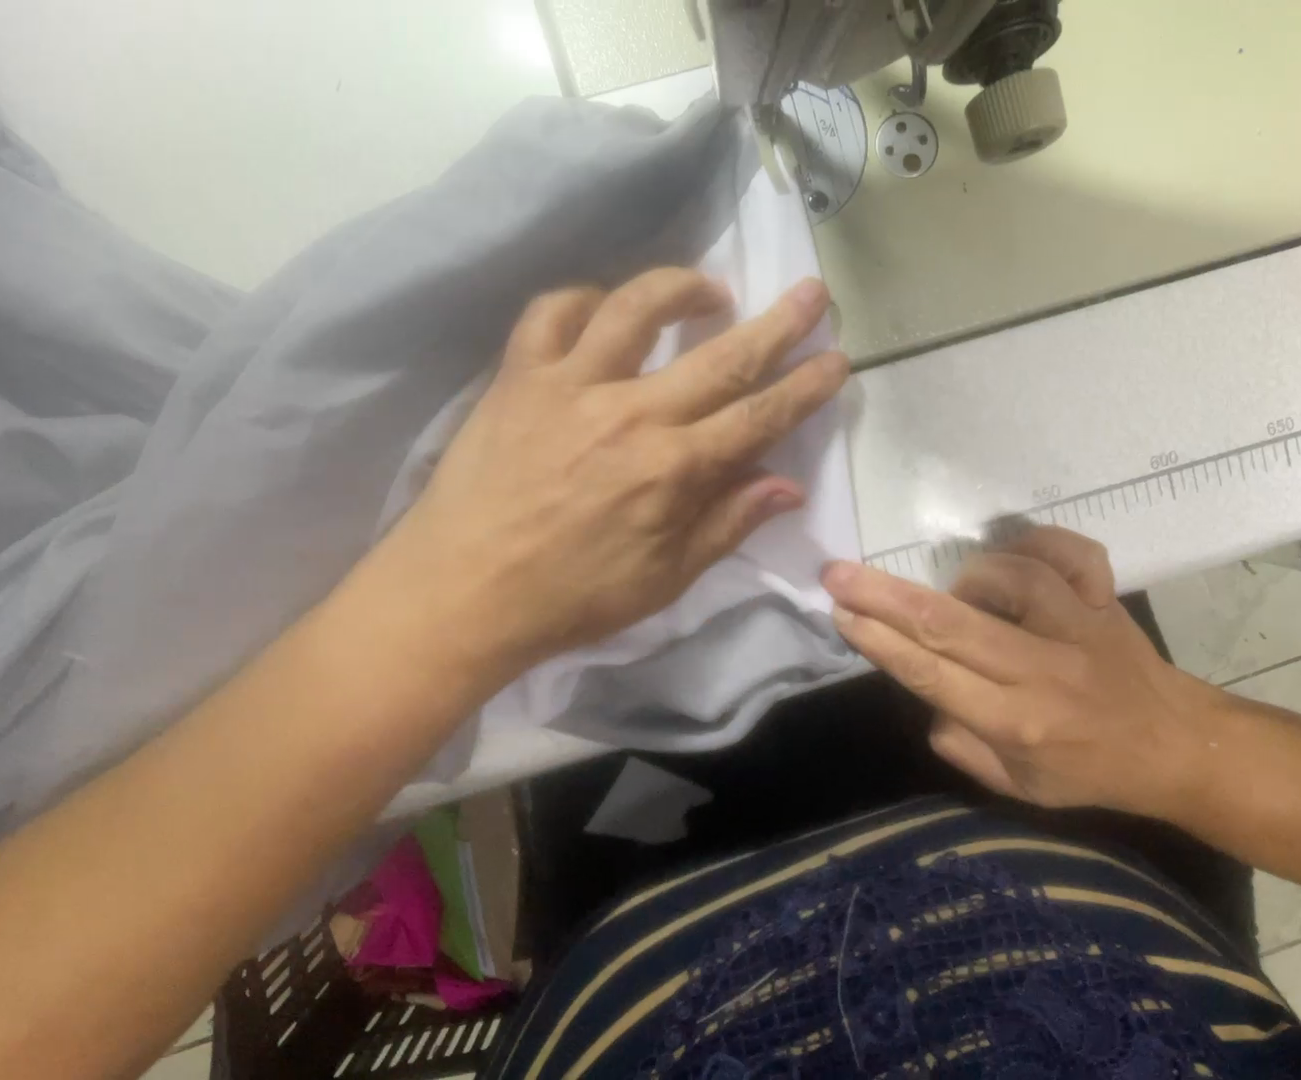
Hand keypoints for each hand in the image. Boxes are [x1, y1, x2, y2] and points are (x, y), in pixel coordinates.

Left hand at [372, 268, 848, 681]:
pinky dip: (583, 299)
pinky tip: (605, 308)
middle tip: (813, 293)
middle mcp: (631, 414)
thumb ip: (728, 524)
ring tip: (712, 290)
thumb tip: (789, 486)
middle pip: (721, 356)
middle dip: (778, 324)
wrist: (462, 594)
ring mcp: (570, 386)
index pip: (758, 417)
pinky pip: (551, 313)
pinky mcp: (518, 377)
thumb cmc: (572, 598)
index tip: (837, 360)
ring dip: (683, 289)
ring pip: (636, 310)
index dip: (805, 388)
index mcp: (672, 470)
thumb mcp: (665, 580)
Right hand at [822, 527, 1231, 817]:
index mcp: (1017, 724)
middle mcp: (1043, 671)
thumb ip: (962, 747)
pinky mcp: (1103, 601)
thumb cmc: (1089, 772)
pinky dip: (1034, 545)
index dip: (881, 641)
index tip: (841, 613)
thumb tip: (922, 697)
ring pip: (1008, 577)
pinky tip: (1016, 559)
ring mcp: (1078, 628)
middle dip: (884, 596)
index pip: (932, 674)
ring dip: (967, 579)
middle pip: (951, 623)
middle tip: (837, 573)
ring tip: (957, 592)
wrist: (1176, 746)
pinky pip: (1067, 553)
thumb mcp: (1019, 787)